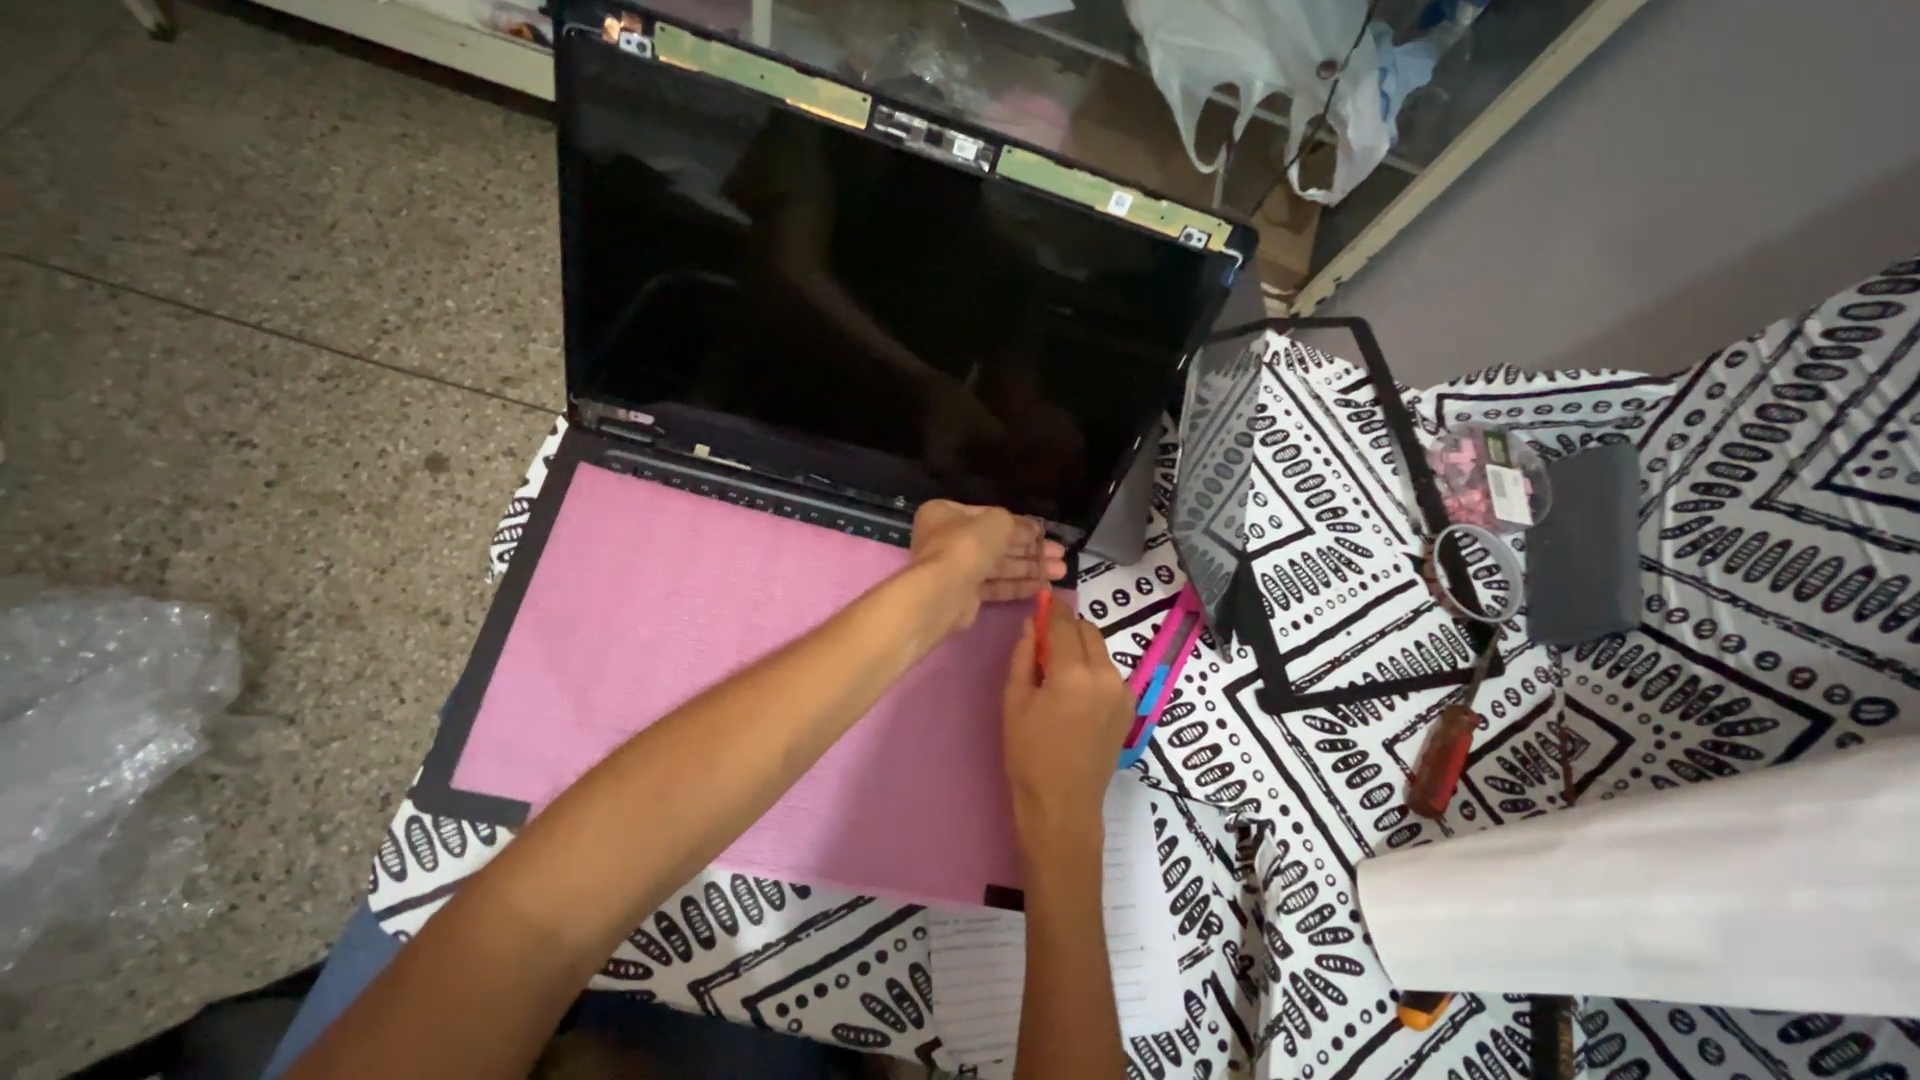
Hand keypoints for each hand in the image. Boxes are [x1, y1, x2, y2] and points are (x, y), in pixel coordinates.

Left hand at [910, 500, 1066, 632]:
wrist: (944, 592)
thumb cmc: (967, 545)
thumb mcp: (997, 521)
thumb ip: (1016, 523)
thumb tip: (1032, 530)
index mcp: (946, 514)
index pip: (989, 516)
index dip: (1020, 525)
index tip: (1044, 533)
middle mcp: (947, 539)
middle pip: (996, 543)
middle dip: (1030, 550)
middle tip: (1059, 555)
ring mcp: (955, 568)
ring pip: (998, 566)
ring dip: (1030, 568)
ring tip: (1060, 571)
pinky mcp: (964, 594)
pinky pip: (995, 585)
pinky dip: (1018, 584)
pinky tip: (1043, 586)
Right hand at [1001, 594, 1133, 858]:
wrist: (1063, 804)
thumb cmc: (1028, 754)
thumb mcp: (1014, 702)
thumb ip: (1023, 657)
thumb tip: (1030, 624)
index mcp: (1073, 672)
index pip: (1063, 623)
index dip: (1051, 609)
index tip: (1042, 600)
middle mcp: (1105, 674)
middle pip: (1087, 631)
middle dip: (1067, 627)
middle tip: (1043, 639)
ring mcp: (1122, 691)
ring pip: (1100, 650)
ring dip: (1080, 648)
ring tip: (1057, 670)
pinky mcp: (1129, 707)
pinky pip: (1109, 672)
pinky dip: (1093, 669)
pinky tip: (1075, 691)